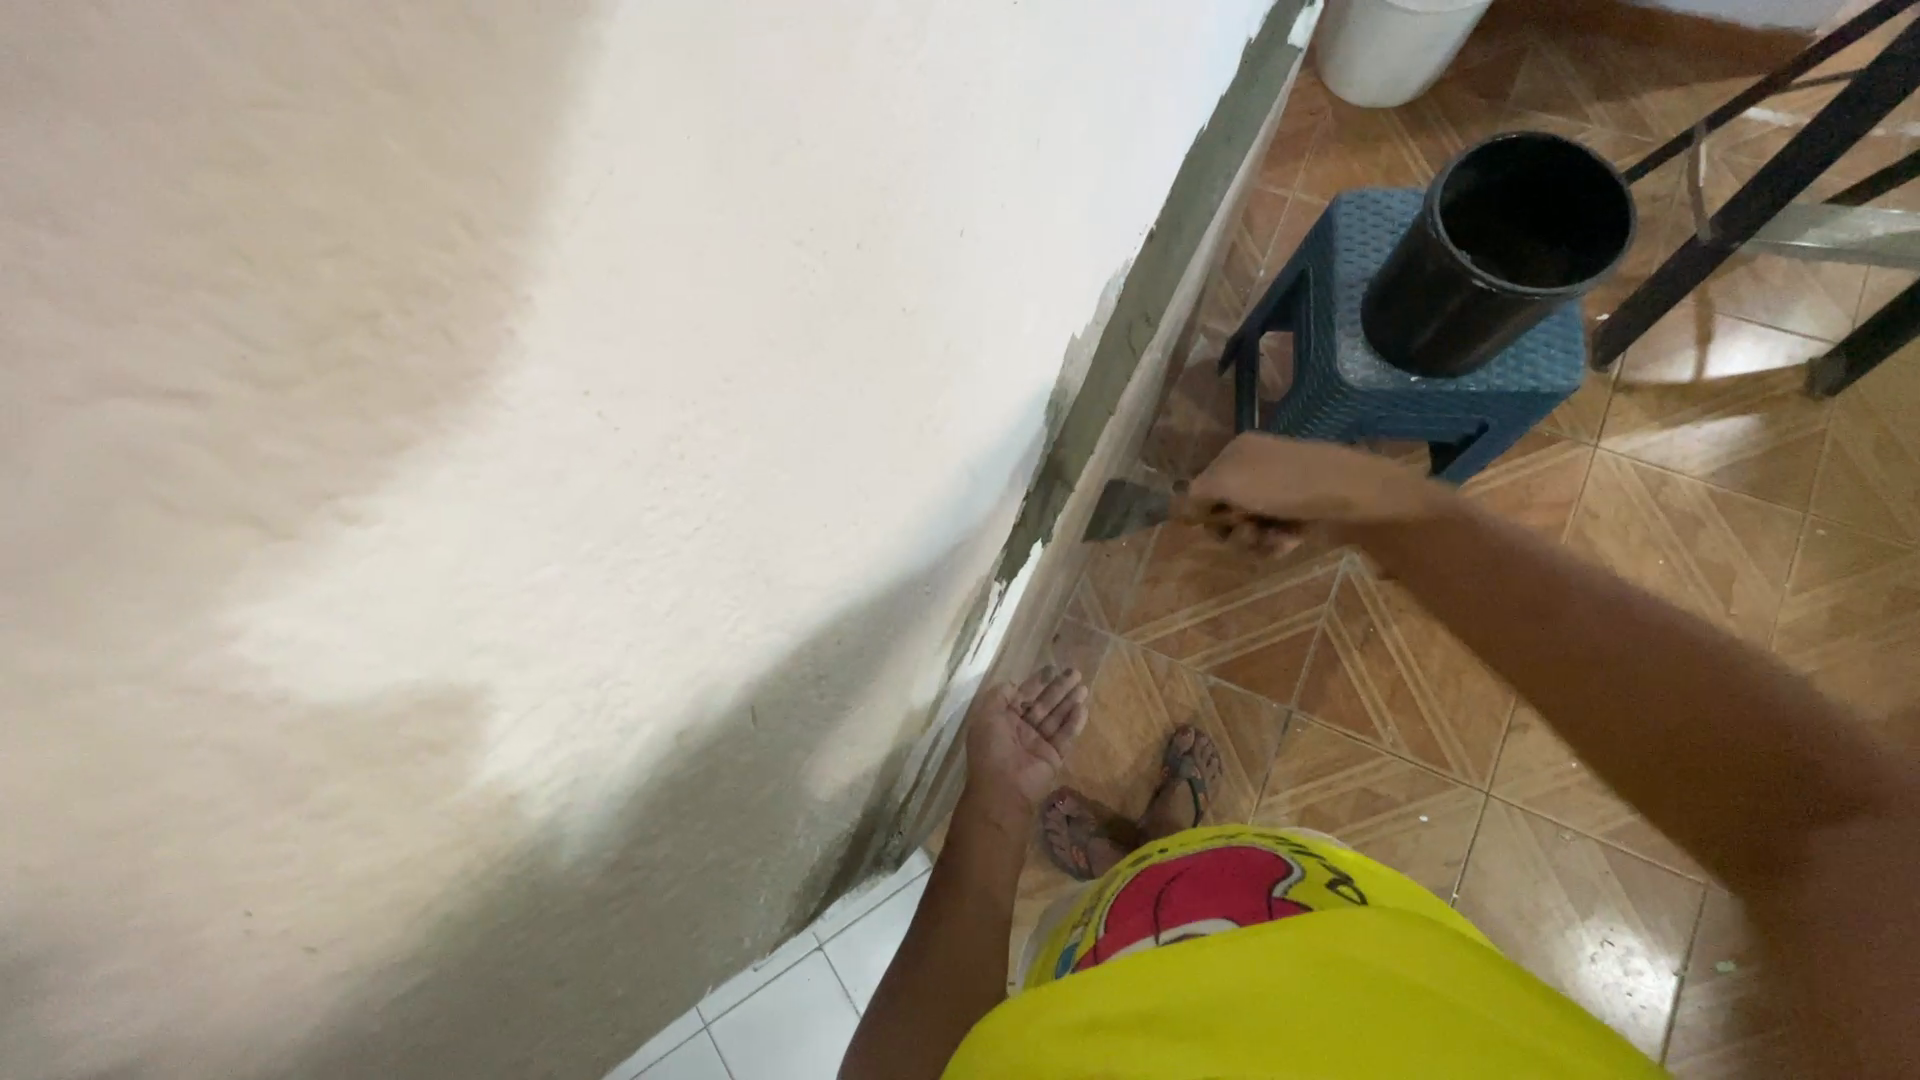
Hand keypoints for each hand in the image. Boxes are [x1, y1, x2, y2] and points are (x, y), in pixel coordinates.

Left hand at [963, 666, 1087, 822]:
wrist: (1002, 788)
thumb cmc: (991, 748)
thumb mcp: (986, 716)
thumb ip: (999, 697)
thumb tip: (1012, 683)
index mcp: (1004, 719)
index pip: (1024, 696)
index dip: (1037, 682)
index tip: (1052, 668)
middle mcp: (1022, 729)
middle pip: (1044, 704)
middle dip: (1058, 688)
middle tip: (1075, 673)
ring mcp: (1038, 743)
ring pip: (1056, 718)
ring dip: (1069, 702)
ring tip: (1084, 687)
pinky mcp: (1053, 757)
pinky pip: (1065, 736)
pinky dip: (1074, 723)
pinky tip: (1083, 708)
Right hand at [1178, 434, 1446, 552]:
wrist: (1352, 493)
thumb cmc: (1285, 484)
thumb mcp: (1228, 482)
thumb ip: (1196, 495)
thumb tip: (1183, 509)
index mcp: (1235, 454)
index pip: (1200, 489)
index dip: (1205, 512)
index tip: (1218, 521)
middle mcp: (1253, 470)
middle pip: (1222, 513)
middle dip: (1231, 530)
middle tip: (1249, 531)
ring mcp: (1277, 493)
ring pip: (1246, 529)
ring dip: (1253, 541)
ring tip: (1273, 540)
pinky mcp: (1297, 513)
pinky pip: (1271, 536)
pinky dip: (1275, 543)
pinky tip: (1289, 541)